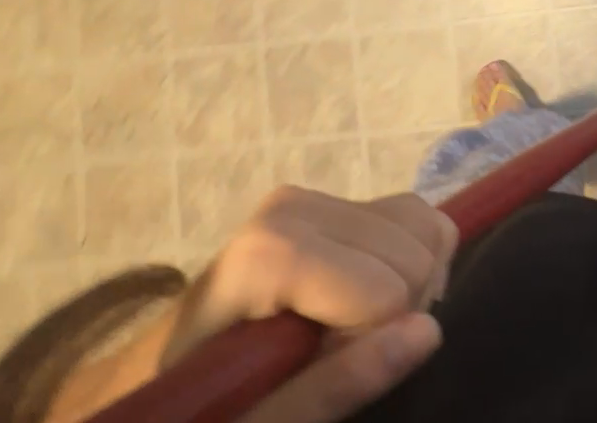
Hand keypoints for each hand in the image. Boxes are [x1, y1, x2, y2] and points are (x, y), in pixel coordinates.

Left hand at [169, 187, 457, 421]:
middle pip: (412, 256)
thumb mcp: (262, 419)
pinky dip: (418, 258)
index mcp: (268, 254)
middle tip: (336, 349)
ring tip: (354, 322)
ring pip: (425, 228)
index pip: (385, 293)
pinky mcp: (331, 198)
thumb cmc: (207, 407)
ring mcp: (314, 197)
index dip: (367, 345)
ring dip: (413, 285)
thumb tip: (428, 331)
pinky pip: (417, 215)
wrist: (167, 371)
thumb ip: (336, 384)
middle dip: (396, 312)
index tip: (315, 368)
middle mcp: (294, 207)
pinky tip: (373, 292)